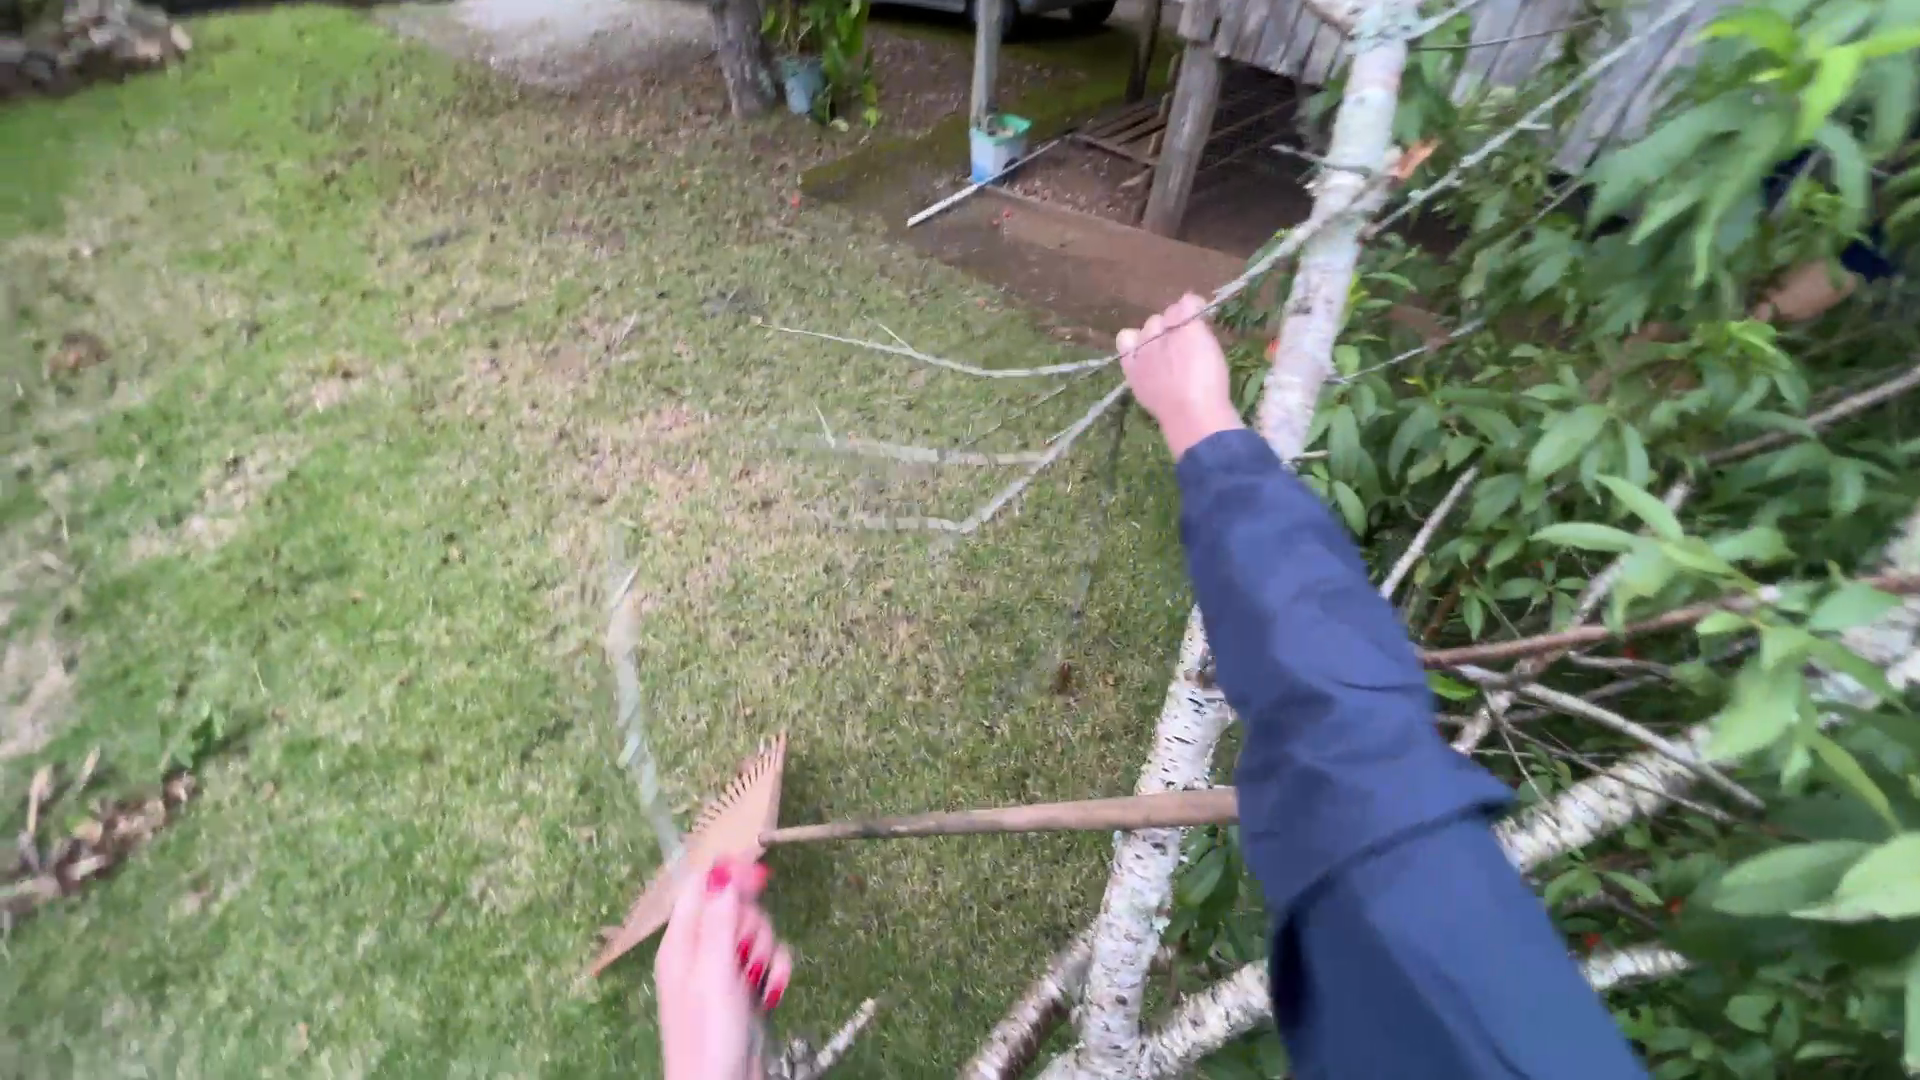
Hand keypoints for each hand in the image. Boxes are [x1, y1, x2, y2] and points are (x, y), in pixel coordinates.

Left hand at [655, 859, 791, 1079]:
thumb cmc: (709, 1034)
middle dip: (752, 923)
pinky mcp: (746, 984)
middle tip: (747, 950)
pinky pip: (768, 955)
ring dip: (766, 947)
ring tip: (758, 976)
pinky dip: (775, 967)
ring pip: (755, 929)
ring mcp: (724, 968)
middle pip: (734, 906)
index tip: (757, 876)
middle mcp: (701, 950)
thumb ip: (719, 920)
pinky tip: (772, 988)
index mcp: (682, 942)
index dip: (728, 874)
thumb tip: (722, 871)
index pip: (701, 886)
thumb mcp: (713, 972)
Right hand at [1117, 294, 1243, 459]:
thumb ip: (1149, 372)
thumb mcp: (1150, 393)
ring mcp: (1165, 335)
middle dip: (1165, 332)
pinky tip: (1202, 315)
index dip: (1142, 340)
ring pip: (1170, 313)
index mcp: (1132, 365)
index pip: (1126, 337)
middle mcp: (1143, 346)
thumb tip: (1155, 363)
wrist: (1190, 413)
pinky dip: (1195, 306)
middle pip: (1151, 324)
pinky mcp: (1187, 329)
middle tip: (1182, 351)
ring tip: (1195, 341)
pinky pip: (1188, 303)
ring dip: (1181, 322)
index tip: (1158, 352)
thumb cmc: (1176, 413)